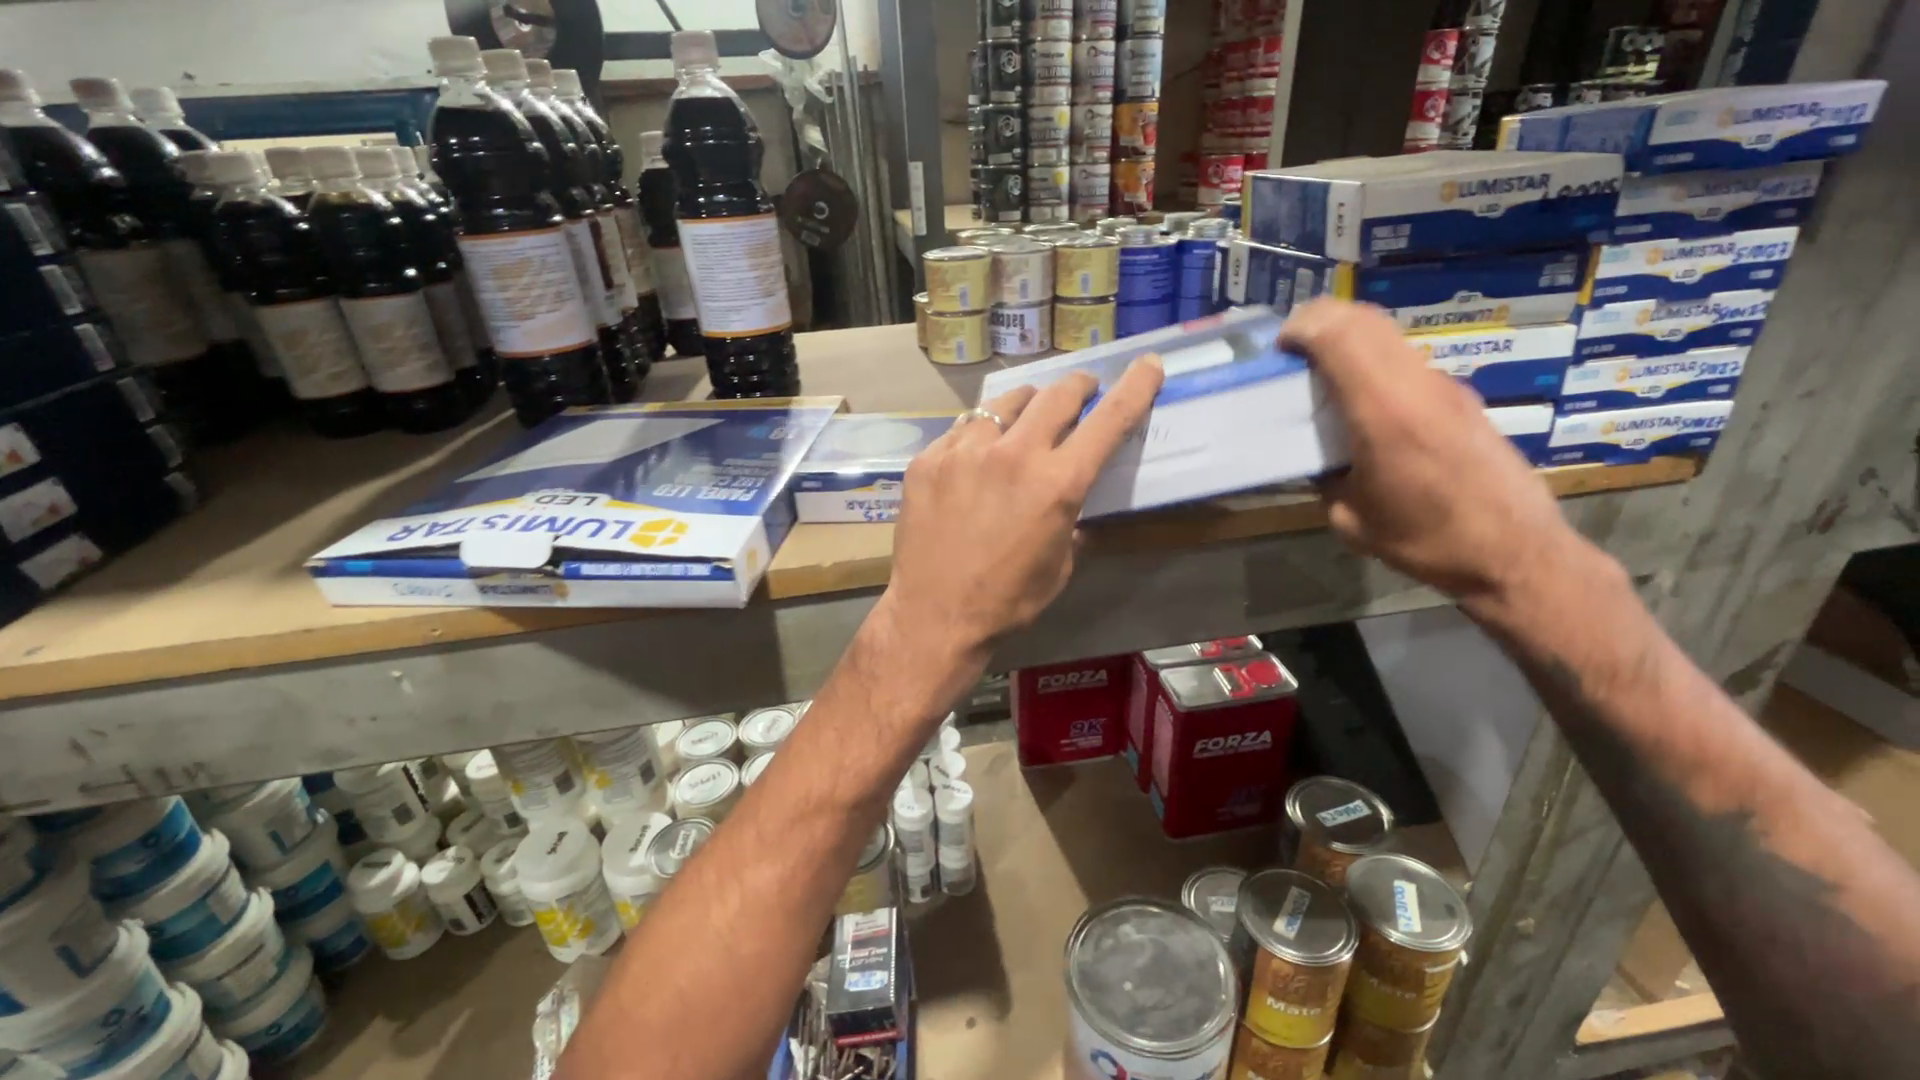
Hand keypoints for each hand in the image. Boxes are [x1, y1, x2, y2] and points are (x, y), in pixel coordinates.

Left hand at [884, 359, 1164, 659]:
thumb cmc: (1008, 599)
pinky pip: (962, 430)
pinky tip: (976, 457)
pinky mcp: (928, 460)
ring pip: (1003, 403)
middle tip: (1082, 393)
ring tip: (1024, 419)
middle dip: (1078, 388)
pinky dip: (979, 436)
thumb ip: (1071, 517)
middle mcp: (1013, 454)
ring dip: (1025, 406)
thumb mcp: (1061, 563)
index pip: (1109, 420)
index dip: (1135, 387)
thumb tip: (1072, 498)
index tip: (1147, 366)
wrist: (935, 616)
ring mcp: (964, 452)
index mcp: (1057, 483)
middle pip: (1056, 395)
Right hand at [1283, 298, 1588, 604]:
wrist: (1514, 552)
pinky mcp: (1461, 399)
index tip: (1278, 348)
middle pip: (1364, 320)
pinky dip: (1374, 362)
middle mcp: (1416, 385)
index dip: (1301, 327)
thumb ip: (1326, 479)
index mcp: (1383, 411)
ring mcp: (1444, 388)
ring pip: (1389, 336)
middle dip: (1322, 321)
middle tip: (1294, 349)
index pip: (1338, 334)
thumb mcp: (1352, 519)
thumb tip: (1318, 462)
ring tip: (1324, 374)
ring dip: (1350, 340)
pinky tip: (1363, 402)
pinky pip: (1406, 362)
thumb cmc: (1427, 541)